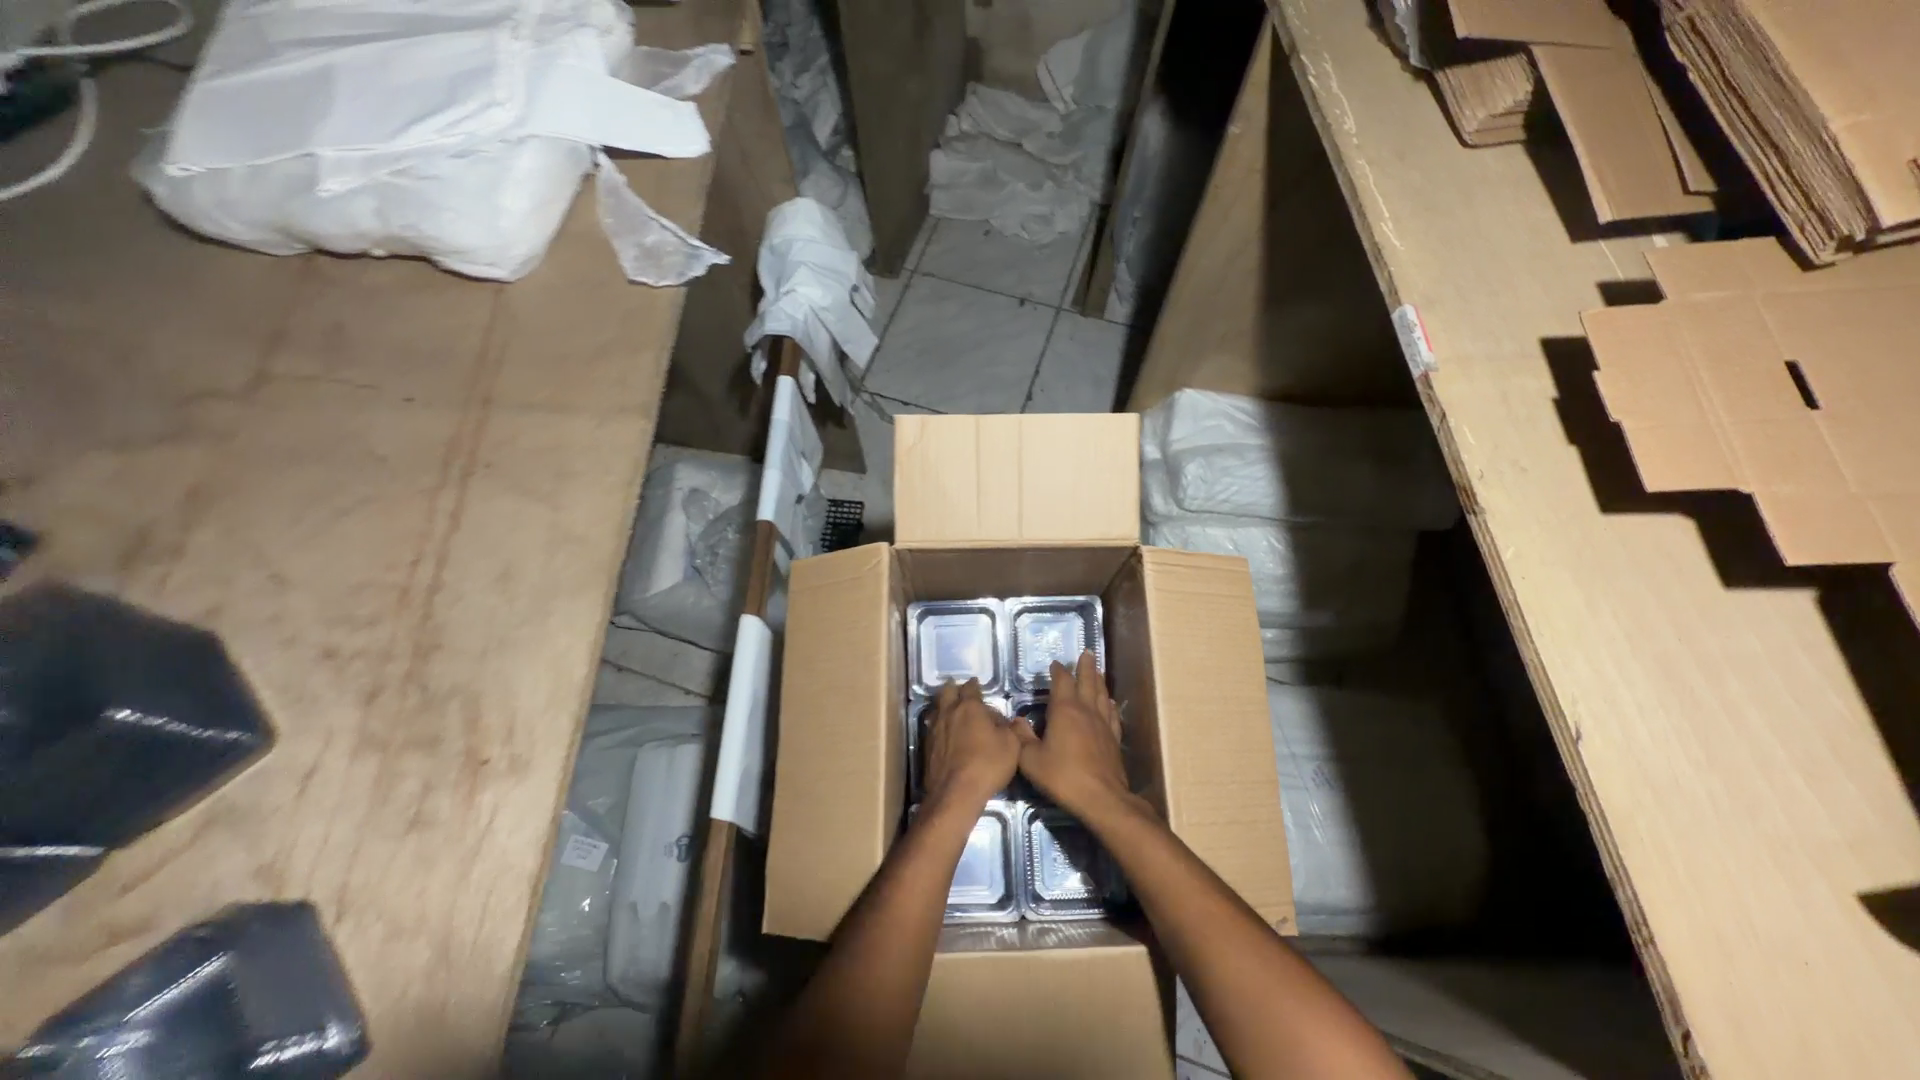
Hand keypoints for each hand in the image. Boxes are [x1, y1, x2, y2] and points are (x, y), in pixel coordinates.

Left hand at [921, 679, 1021, 809]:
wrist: (956, 793)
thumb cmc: (987, 764)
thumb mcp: (1011, 745)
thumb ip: (1012, 728)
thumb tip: (1009, 721)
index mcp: (969, 707)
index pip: (970, 688)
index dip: (975, 685)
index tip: (977, 683)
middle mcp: (948, 713)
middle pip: (947, 692)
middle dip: (954, 690)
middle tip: (961, 692)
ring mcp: (934, 730)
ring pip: (937, 709)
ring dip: (944, 707)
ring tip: (952, 712)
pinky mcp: (927, 747)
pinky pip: (933, 728)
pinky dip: (940, 726)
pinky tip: (945, 734)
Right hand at [1014, 652, 1138, 817]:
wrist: (1101, 798)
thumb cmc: (1062, 776)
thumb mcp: (1031, 760)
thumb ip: (1022, 738)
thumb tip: (1016, 720)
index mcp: (1065, 711)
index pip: (1062, 682)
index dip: (1058, 671)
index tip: (1055, 663)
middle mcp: (1086, 711)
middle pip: (1087, 681)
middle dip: (1085, 666)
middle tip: (1086, 652)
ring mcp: (1103, 724)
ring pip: (1101, 695)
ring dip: (1098, 680)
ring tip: (1097, 670)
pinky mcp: (1113, 739)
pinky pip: (1112, 715)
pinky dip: (1109, 704)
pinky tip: (1110, 703)